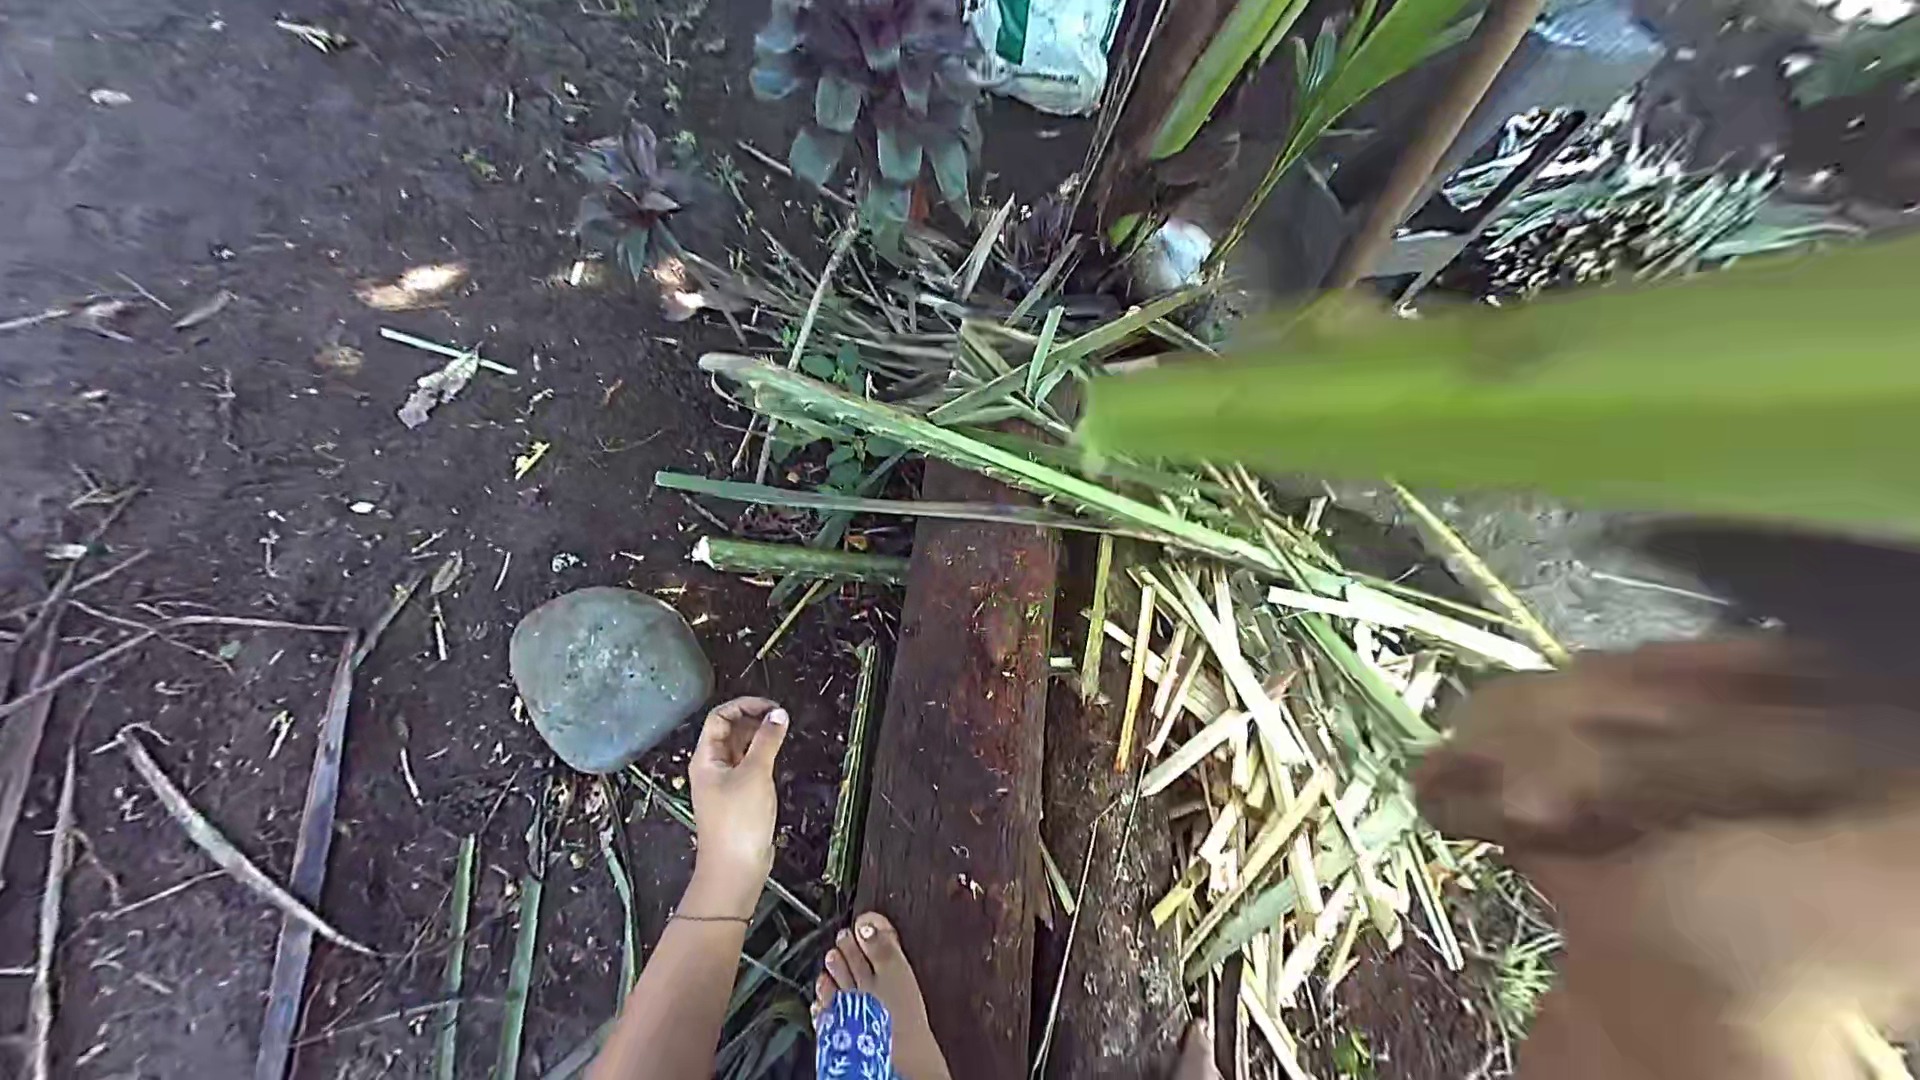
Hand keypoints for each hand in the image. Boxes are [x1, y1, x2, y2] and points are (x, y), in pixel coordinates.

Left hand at [686, 696, 787, 904]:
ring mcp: (725, 782)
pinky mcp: (739, 795)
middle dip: (754, 719)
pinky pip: (748, 764)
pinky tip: (777, 754)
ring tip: (782, 733)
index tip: (772, 707)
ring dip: (759, 736)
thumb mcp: (755, 774)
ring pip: (740, 747)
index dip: (744, 706)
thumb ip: (767, 740)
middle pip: (729, 730)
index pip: (720, 718)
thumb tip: (779, 713)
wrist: (735, 869)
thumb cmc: (739, 819)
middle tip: (781, 719)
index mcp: (706, 758)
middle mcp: (712, 766)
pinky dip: (762, 754)